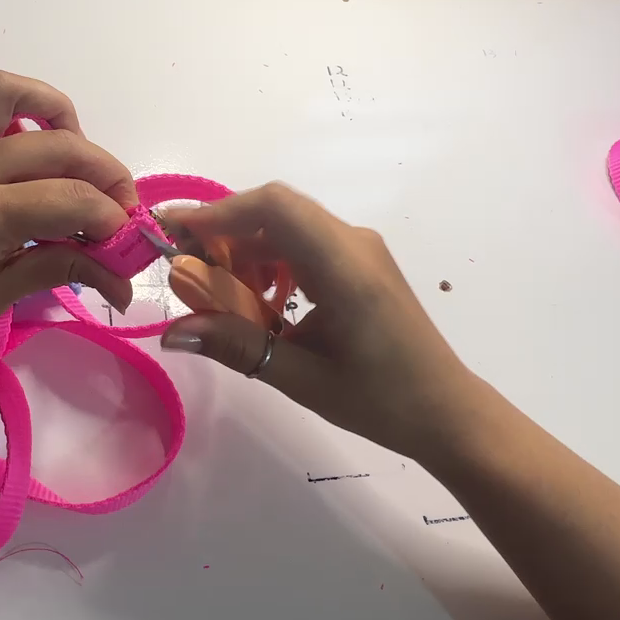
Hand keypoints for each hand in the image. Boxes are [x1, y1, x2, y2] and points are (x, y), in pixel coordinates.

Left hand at [0, 71, 139, 388]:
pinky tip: (24, 141)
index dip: (111, 217)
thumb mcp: (0, 296)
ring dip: (54, 111)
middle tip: (118, 206)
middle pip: (57, 144)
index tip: (126, 240)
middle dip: (104, 172)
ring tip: (75, 151)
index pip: (71, 198)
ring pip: (7, 91)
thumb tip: (124, 277)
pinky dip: (5, 106)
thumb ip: (64, 266)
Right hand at [158, 183, 487, 459]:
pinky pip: (301, 242)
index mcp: (344, 266)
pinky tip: (260, 301)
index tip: (172, 231)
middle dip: (222, 231)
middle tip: (185, 267)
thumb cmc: (381, 400)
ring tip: (220, 292)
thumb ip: (235, 346)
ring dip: (244, 248)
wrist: (448, 412)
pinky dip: (268, 260)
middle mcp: (352, 243)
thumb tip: (172, 333)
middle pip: (274, 211)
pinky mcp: (358, 261)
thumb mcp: (301, 377)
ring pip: (285, 226)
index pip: (274, 208)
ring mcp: (358, 248)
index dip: (218, 211)